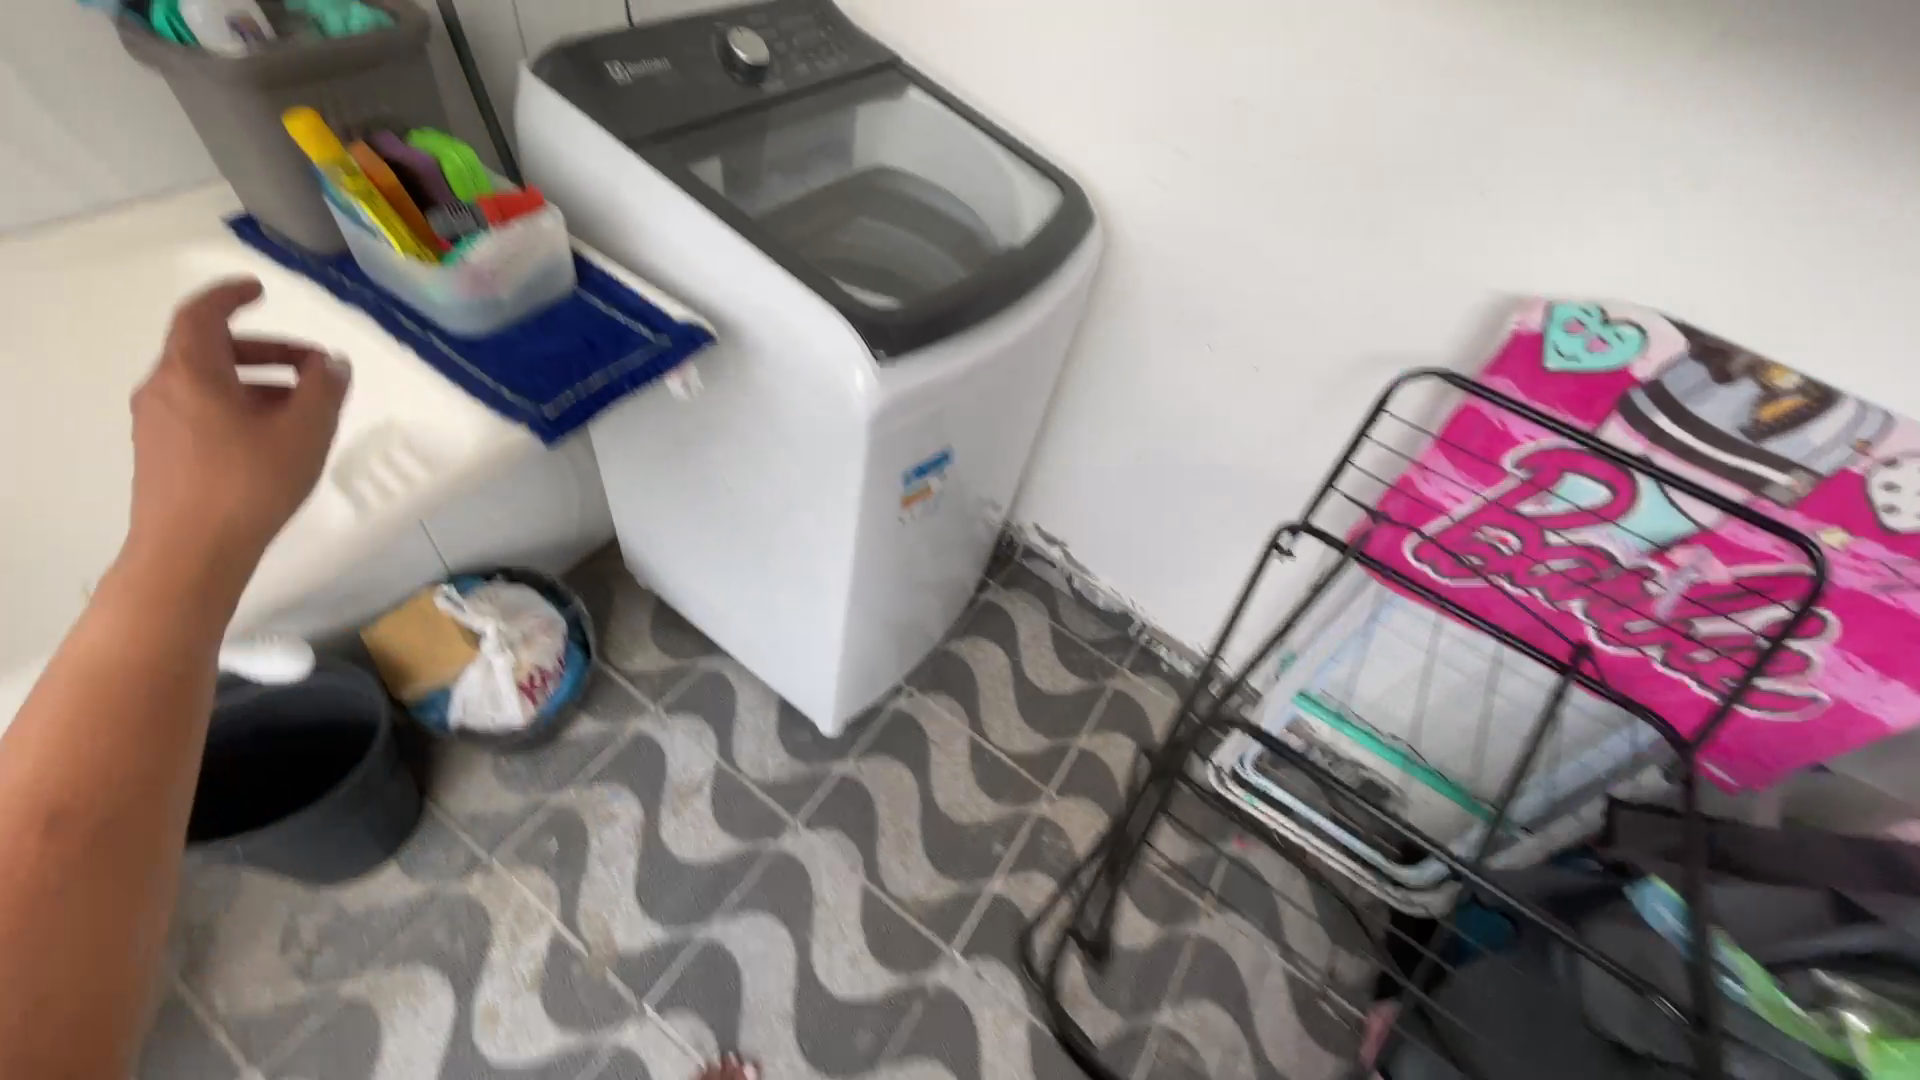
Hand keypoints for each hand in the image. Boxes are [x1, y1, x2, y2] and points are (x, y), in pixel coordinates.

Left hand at [125, 278, 351, 569]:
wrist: (193, 548)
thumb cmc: (252, 481)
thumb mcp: (306, 431)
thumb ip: (324, 390)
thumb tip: (333, 363)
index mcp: (192, 373)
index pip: (202, 315)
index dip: (230, 296)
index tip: (260, 290)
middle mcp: (165, 389)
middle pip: (211, 351)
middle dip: (268, 351)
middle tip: (315, 367)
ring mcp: (159, 422)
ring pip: (211, 383)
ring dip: (260, 383)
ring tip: (307, 409)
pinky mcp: (165, 451)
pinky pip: (205, 410)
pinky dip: (242, 406)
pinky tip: (278, 437)